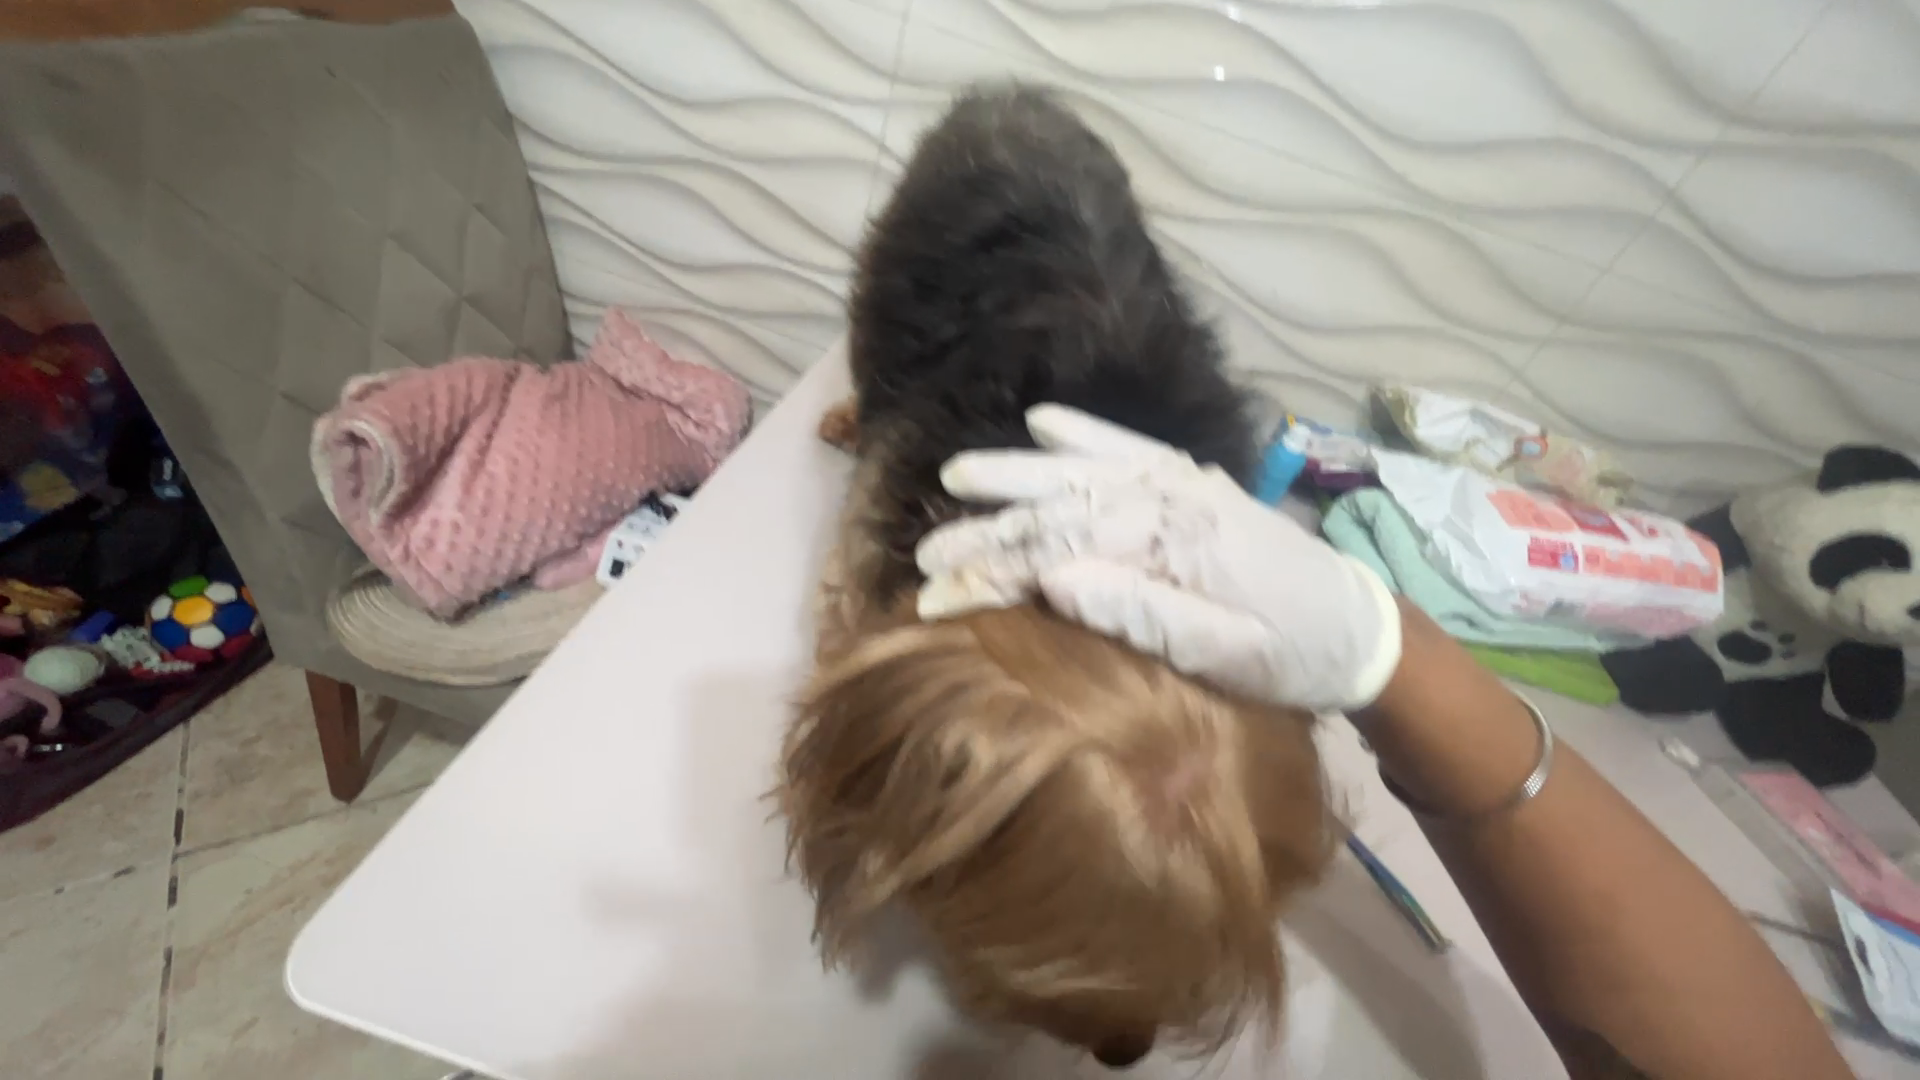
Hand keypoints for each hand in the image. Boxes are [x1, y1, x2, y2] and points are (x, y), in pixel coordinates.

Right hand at [915, 404, 1402, 711]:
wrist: (1360, 627)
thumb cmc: (1293, 653)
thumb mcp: (1225, 654)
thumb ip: (1142, 613)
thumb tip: (1055, 580)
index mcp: (1170, 545)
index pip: (1058, 551)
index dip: (991, 572)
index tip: (934, 594)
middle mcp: (1167, 500)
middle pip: (1057, 507)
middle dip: (986, 529)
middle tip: (925, 549)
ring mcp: (1178, 484)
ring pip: (1079, 470)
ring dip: (1014, 472)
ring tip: (956, 474)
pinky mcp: (1189, 482)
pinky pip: (1126, 447)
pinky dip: (1081, 432)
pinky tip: (1041, 423)